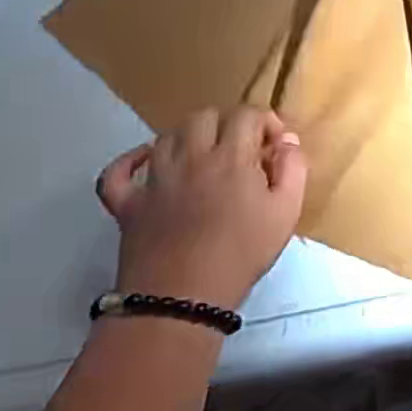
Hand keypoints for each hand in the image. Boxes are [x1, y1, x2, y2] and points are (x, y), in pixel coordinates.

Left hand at [96, 106, 307, 309]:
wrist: (184, 295)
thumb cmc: (244, 251)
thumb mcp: (287, 210)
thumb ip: (293, 169)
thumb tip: (287, 142)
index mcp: (231, 157)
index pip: (246, 115)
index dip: (266, 121)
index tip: (277, 145)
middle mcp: (189, 158)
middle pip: (203, 117)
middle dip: (228, 123)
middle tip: (245, 149)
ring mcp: (153, 179)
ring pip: (166, 137)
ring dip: (191, 139)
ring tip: (208, 160)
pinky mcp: (127, 203)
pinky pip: (118, 171)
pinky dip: (131, 160)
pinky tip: (148, 162)